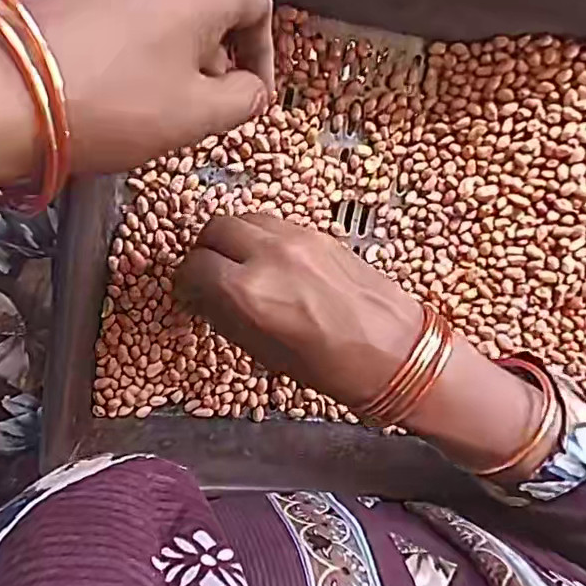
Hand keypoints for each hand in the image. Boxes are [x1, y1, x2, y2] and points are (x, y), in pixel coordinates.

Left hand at [13, 0, 274, 173]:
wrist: (1, 88)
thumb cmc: (113, 102)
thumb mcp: (196, 115)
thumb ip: (243, 100)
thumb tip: (250, 90)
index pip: (260, 5)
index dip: (262, 55)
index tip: (249, 94)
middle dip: (220, 49)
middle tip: (207, 99)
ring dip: (180, 42)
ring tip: (162, 93)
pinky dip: (143, 32)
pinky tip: (123, 73)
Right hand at [174, 213, 423, 408]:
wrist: (399, 353)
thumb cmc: (331, 368)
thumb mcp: (265, 352)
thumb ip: (226, 315)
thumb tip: (203, 296)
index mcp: (249, 290)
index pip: (195, 266)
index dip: (186, 280)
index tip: (190, 291)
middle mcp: (269, 253)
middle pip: (215, 228)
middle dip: (205, 251)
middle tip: (209, 273)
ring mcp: (298, 237)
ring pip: (245, 218)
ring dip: (233, 238)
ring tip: (239, 265)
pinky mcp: (320, 233)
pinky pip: (274, 223)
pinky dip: (260, 236)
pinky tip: (270, 261)